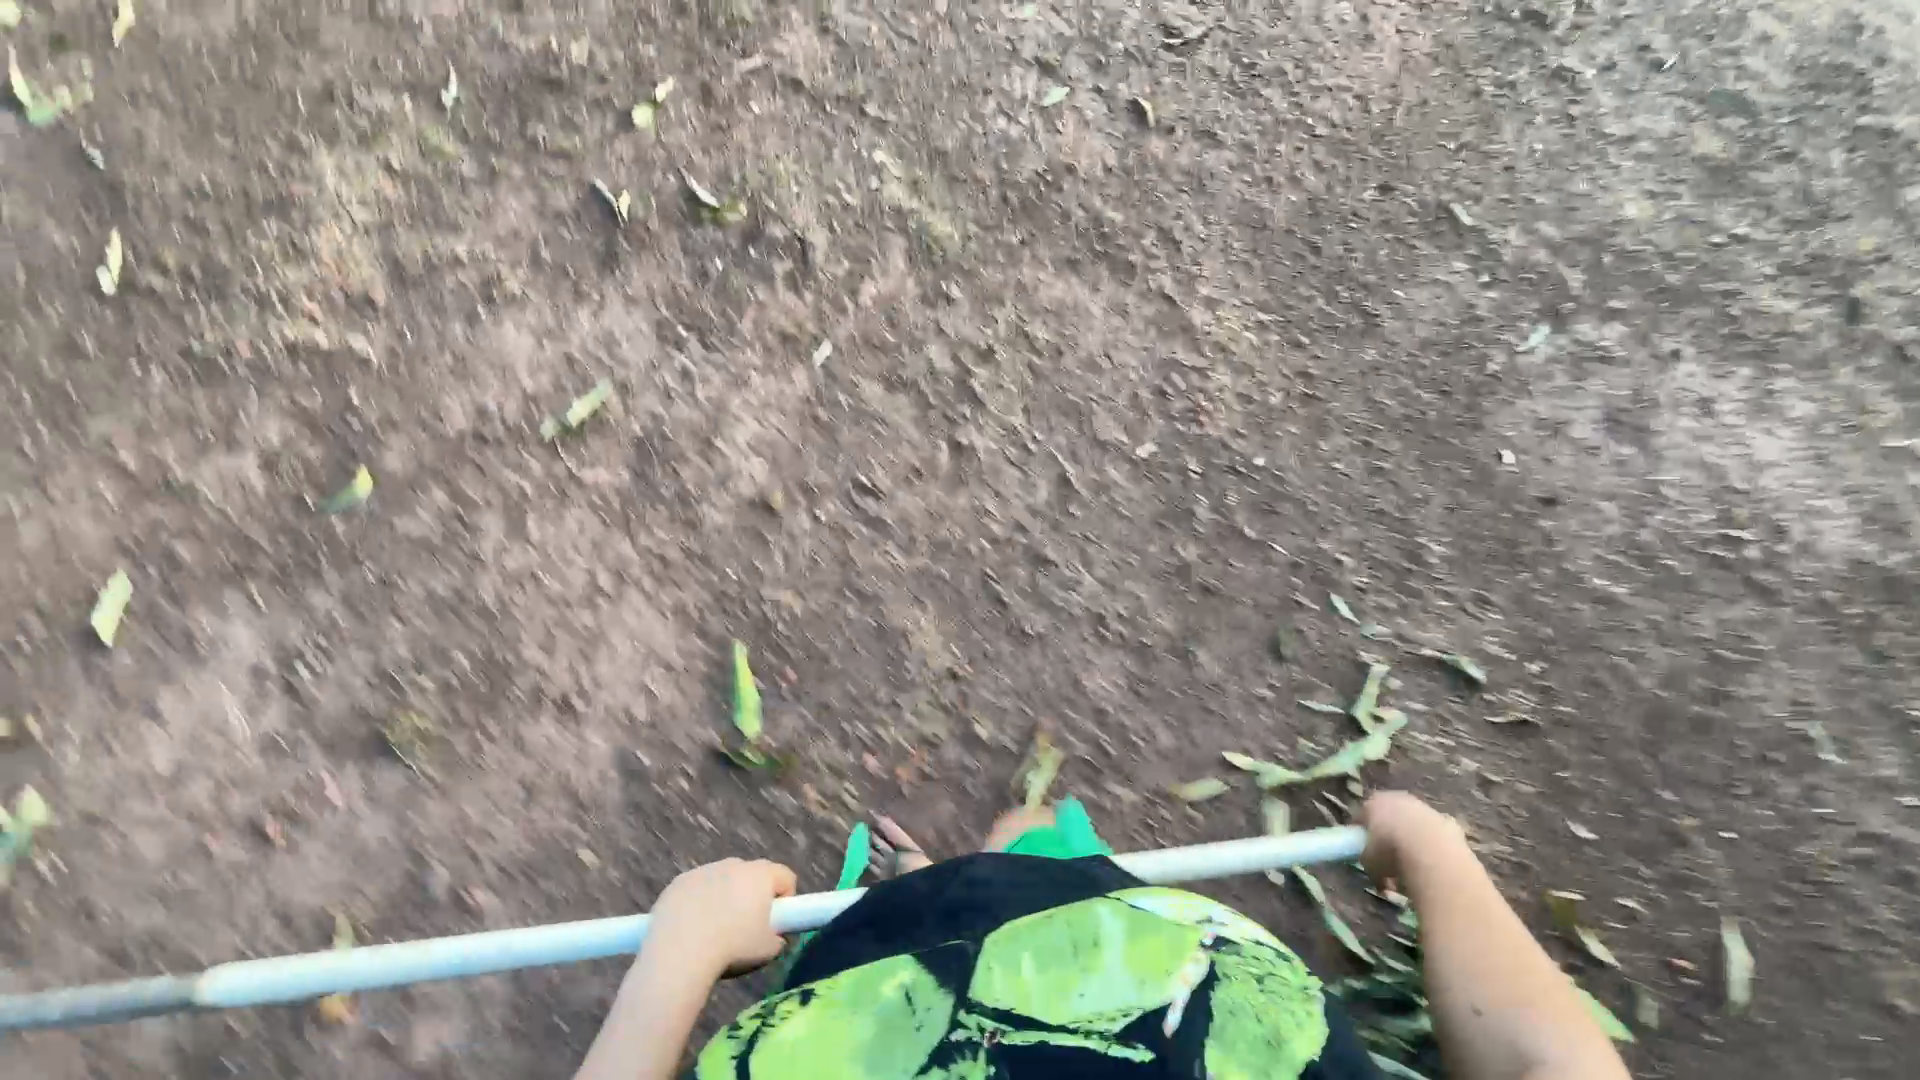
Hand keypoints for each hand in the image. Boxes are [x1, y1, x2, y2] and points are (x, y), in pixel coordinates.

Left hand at [647, 858, 796, 976]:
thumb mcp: (769, 951)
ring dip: (725, 898)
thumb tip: (775, 936)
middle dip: (753, 897)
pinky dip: (698, 902)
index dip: (786, 899)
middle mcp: (734, 864)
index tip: (776, 922)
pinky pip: (697, 889)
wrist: (678, 954)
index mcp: (761, 874)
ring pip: (723, 881)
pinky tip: (691, 928)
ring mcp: (704, 870)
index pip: (786, 877)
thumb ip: (779, 938)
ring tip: (714, 930)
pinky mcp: (679, 882)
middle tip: (746, 927)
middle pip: (753, 876)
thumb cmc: (732, 948)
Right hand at [1358, 791, 1464, 887]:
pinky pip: (1436, 838)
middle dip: (1389, 837)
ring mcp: (1425, 809)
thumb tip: (1372, 863)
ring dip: (1412, 844)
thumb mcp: (1368, 860)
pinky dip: (1433, 850)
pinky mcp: (1449, 823)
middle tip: (1389, 861)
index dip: (1362, 836)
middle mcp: (1398, 799)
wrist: (1431, 852)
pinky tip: (1432, 868)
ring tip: (1412, 870)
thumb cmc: (1390, 852)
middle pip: (1390, 817)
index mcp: (1374, 802)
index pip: (1362, 816)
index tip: (1364, 853)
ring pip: (1414, 826)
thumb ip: (1367, 858)